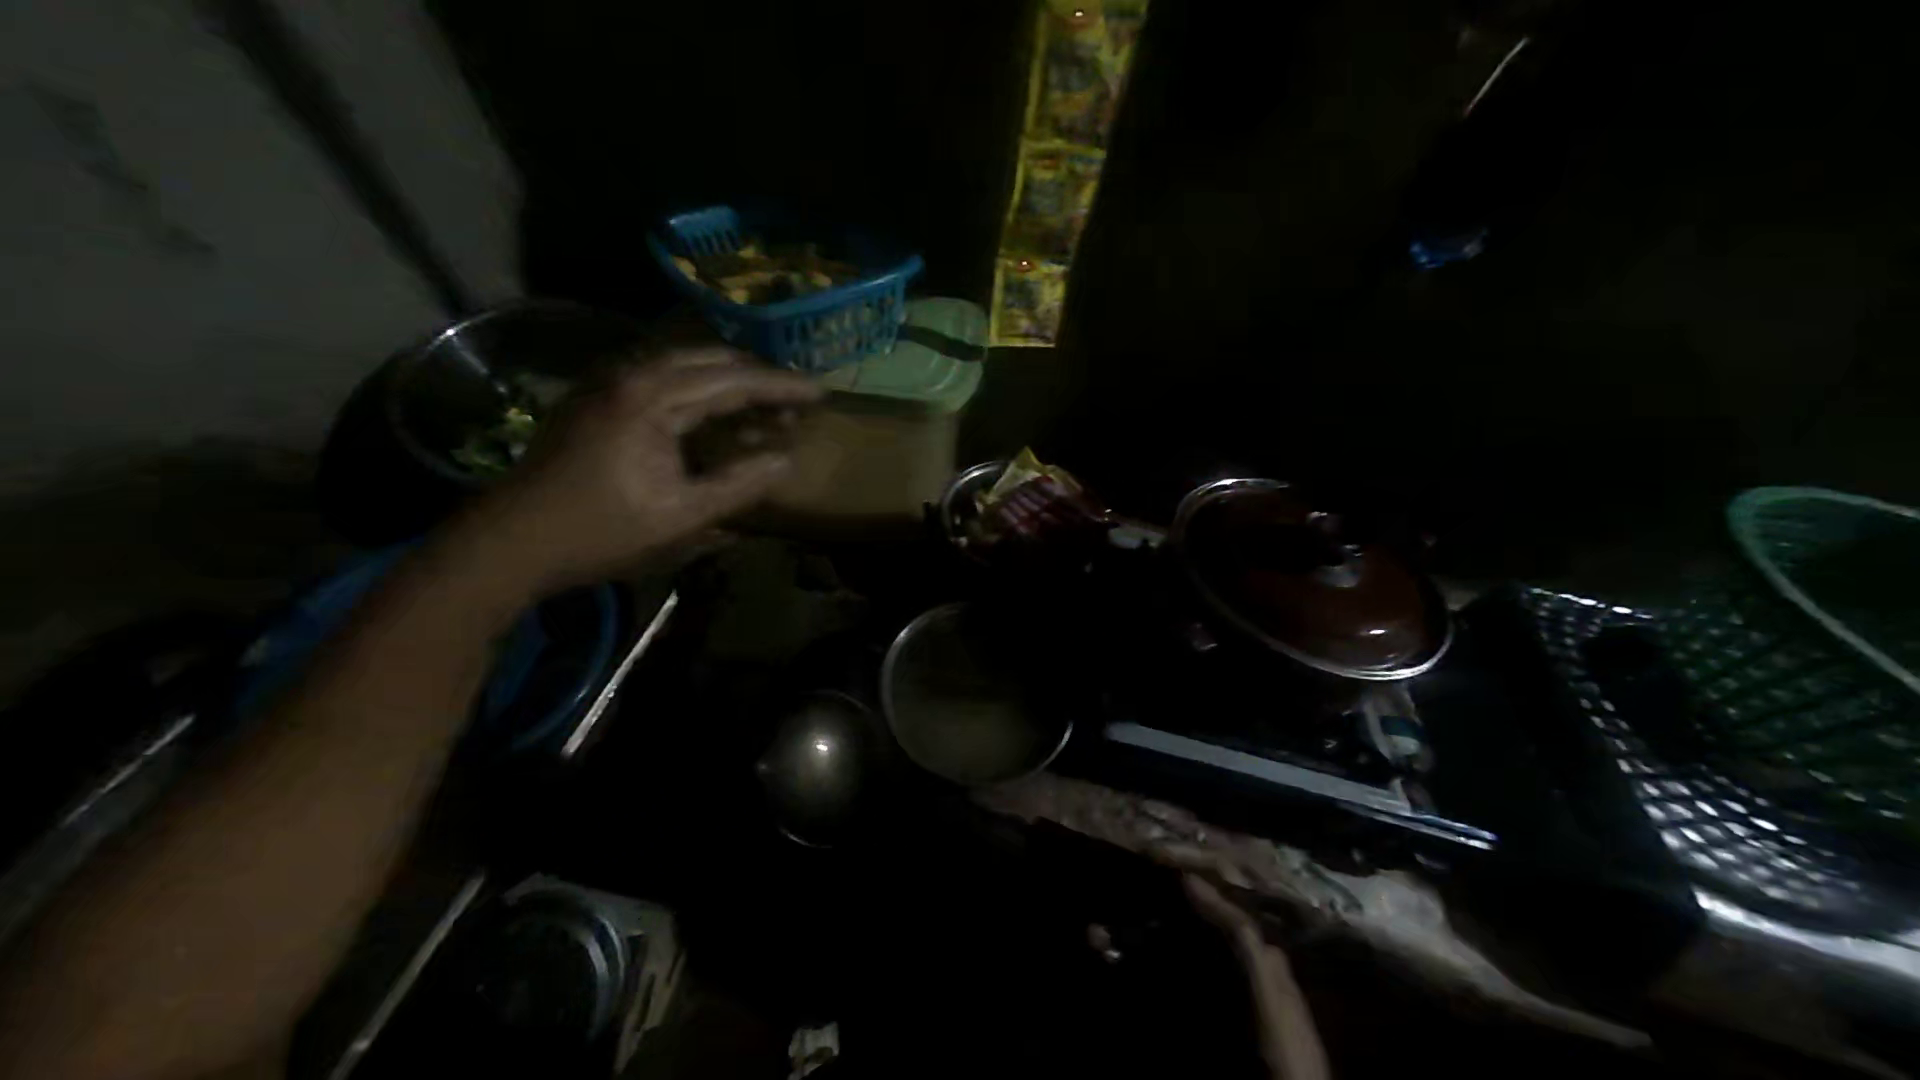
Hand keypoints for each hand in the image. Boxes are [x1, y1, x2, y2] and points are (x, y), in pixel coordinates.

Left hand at [452, 349, 820, 593]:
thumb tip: (787, 459)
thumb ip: (740, 484)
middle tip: (794, 404)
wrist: (510, 540)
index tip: (820, 393)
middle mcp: (630, 375)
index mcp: (653, 398)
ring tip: (762, 410)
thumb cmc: (600, 531)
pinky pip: (661, 378)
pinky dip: (697, 391)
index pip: (733, 380)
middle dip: (758, 379)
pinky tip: (712, 417)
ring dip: (727, 383)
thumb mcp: (682, 517)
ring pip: (684, 365)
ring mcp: (608, 383)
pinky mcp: (596, 398)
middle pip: (710, 360)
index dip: (781, 386)